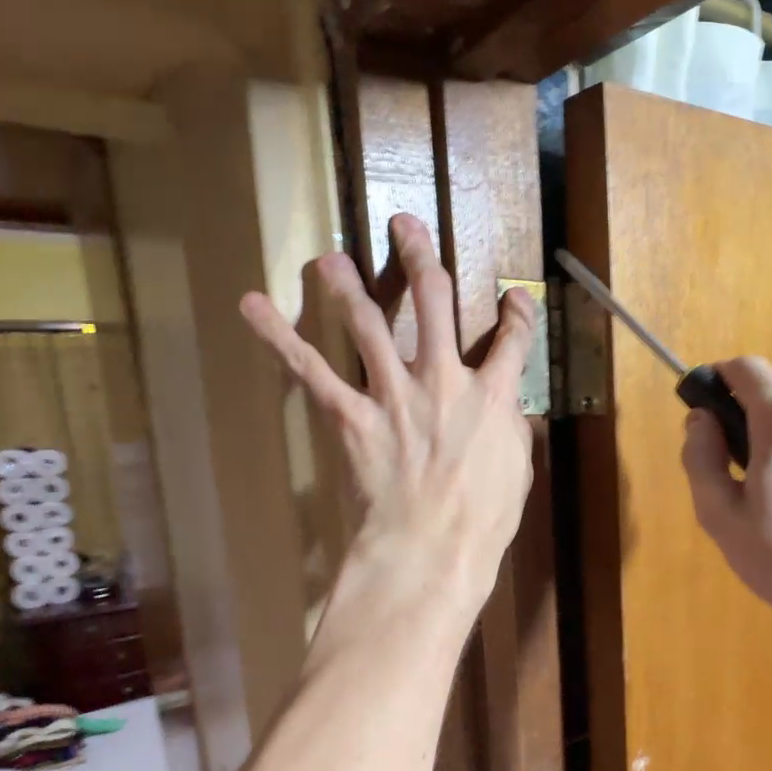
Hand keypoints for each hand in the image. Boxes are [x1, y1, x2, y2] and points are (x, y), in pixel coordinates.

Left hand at [240, 213, 534, 601]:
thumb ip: (511, 433)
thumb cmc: (482, 520)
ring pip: (369, 323)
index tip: (514, 297)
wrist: (430, 546)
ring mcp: (394, 393)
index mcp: (493, 396)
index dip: (518, 314)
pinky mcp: (351, 416)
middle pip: (435, 303)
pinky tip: (253, 306)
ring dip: (349, 285)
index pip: (513, 341)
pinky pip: (312, 370)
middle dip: (421, 257)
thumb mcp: (517, 474)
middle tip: (403, 224)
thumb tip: (507, 414)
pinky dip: (280, 338)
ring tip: (331, 258)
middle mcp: (443, 378)